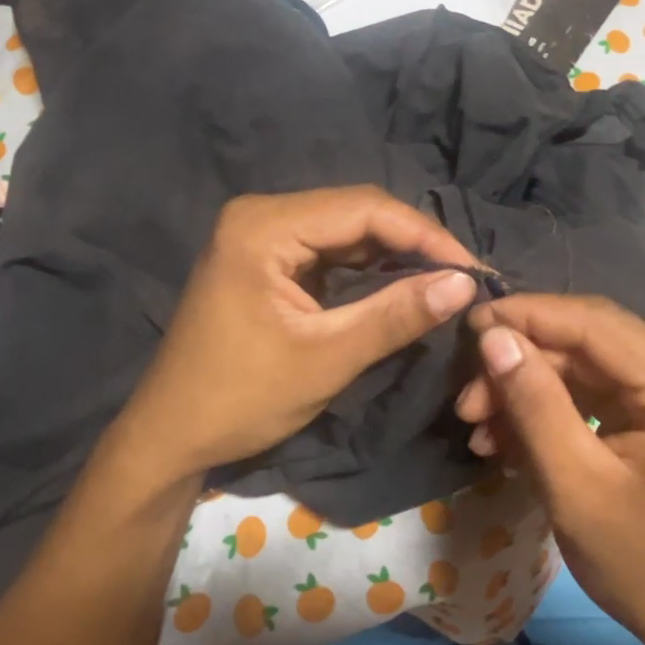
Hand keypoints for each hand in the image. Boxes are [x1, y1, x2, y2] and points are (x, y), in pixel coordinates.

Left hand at [117, 186, 479, 480]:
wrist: (171, 436)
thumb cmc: (241, 398)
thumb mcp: (327, 358)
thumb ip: (396, 316)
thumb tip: (466, 283)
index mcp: (265, 226)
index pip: (364, 209)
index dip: (426, 235)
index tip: (474, 269)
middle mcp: (261, 215)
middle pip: (356, 213)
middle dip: (414, 243)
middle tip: (465, 276)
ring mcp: (260, 236)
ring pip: (346, 231)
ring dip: (395, 254)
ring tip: (445, 280)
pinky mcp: (265, 259)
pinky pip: (328, 251)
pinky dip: (368, 268)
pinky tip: (402, 284)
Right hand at [461, 296, 644, 644]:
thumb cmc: (642, 564)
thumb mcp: (577, 489)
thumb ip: (535, 405)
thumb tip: (493, 336)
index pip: (595, 323)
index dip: (527, 316)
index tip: (467, 323)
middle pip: (589, 339)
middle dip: (522, 362)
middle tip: (466, 398)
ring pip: (585, 361)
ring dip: (529, 387)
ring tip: (478, 426)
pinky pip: (595, 386)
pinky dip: (551, 405)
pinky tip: (508, 434)